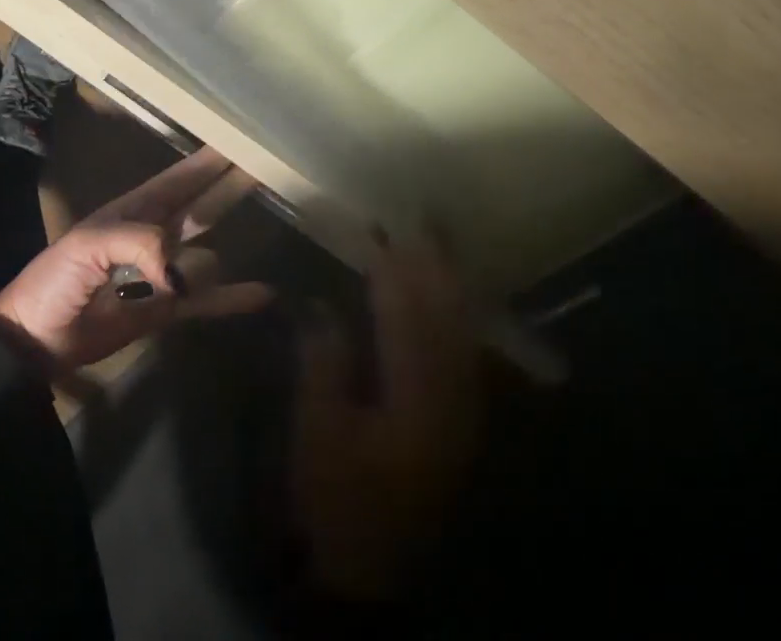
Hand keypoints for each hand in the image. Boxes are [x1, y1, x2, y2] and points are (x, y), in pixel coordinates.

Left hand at [0, 148, 273, 372]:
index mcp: (124, 216)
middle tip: (266, 172)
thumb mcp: (85, 247)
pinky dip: (230, 298)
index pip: (172, 184)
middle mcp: (145, 240)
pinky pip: (203, 302)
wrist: (34, 336)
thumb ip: (137, 242)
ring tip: (264, 235)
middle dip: (224, 190)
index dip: (201, 165)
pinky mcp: (161, 312)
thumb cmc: (52, 283)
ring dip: (224, 253)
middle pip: (195, 210)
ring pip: (202, 256)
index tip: (234, 144)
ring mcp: (156, 277)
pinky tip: (263, 292)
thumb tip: (184, 269)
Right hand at [291, 233, 483, 601]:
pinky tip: (444, 304)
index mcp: (418, 399)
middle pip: (449, 320)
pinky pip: (460, 355)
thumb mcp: (318, 429)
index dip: (396, 269)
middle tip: (427, 219)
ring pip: (462, 336)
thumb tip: (320, 305)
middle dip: (436, 267)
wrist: (369, 559)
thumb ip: (324, 364)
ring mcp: (461, 413)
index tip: (385, 226)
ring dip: (449, 288)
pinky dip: (452, 320)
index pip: (407, 318)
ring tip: (438, 247)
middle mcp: (453, 400)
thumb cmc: (335, 493)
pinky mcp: (455, 422)